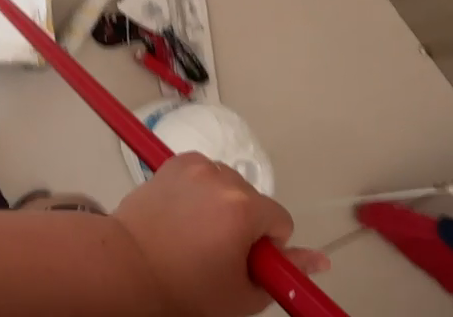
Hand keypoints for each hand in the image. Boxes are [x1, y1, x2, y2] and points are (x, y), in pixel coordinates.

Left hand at [111, 152, 328, 316]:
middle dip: (245, 222)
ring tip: (197, 232)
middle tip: (218, 249)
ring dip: (222, 202)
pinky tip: (183, 213)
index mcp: (243, 206)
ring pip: (226, 183)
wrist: (130, 263)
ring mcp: (191, 165)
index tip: (245, 261)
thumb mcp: (246, 291)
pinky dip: (200, 188)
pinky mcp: (170, 163)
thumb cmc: (190, 286)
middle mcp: (219, 176)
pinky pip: (201, 172)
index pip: (280, 220)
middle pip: (252, 198)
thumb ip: (287, 271)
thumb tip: (322, 260)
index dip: (269, 245)